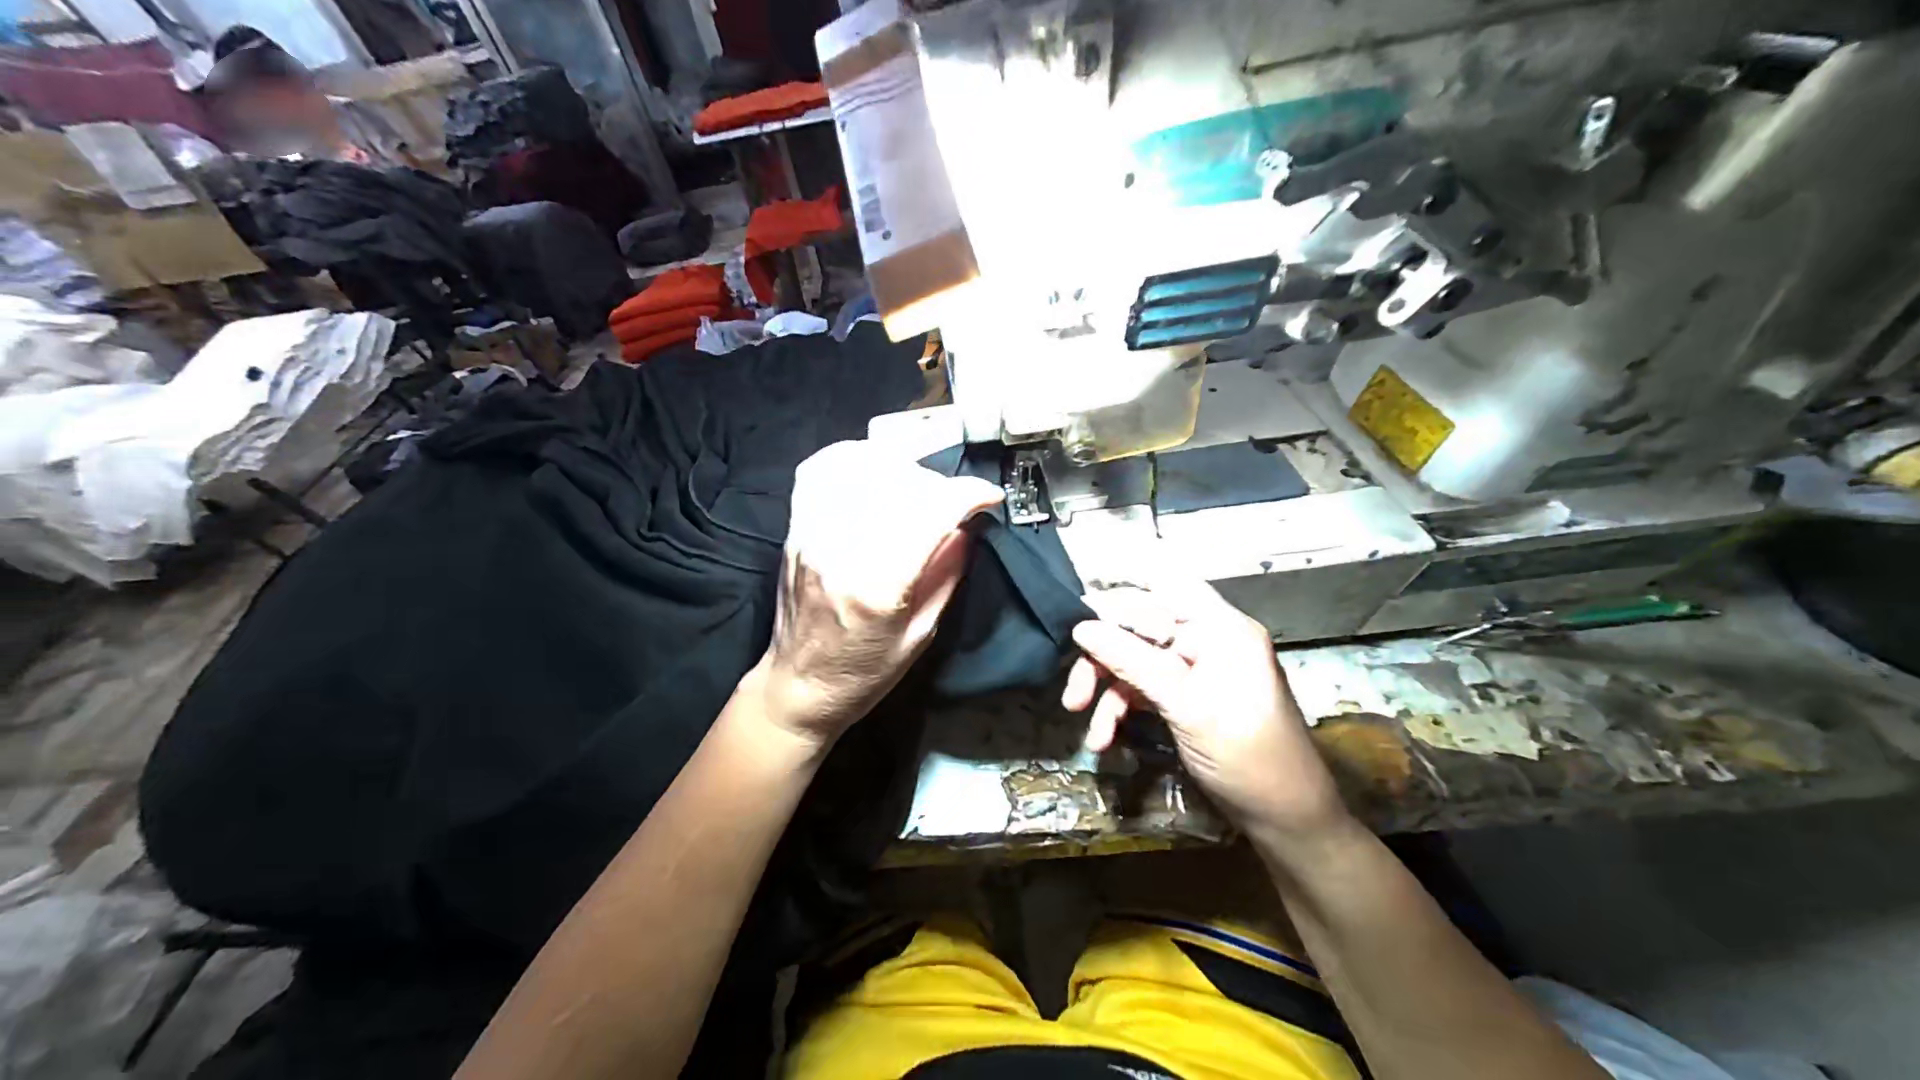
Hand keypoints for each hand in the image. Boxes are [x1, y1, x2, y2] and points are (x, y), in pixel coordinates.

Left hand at [759, 440, 1003, 750]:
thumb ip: (945, 575)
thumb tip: (965, 527)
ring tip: (918, 485)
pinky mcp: (795, 530)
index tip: (988, 496)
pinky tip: (873, 468)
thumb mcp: (921, 634)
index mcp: (878, 587)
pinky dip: (850, 458)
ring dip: (901, 467)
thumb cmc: (863, 672)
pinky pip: (818, 471)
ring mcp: (812, 535)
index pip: (931, 512)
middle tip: (953, 500)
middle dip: (939, 482)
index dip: (969, 493)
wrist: (797, 686)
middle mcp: (841, 550)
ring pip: (861, 469)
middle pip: (899, 482)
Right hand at [1061, 581, 1353, 844]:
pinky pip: (1143, 688)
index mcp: (1220, 628)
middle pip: (1140, 628)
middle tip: (1074, 692)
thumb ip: (1132, 661)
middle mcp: (1207, 639)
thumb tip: (1081, 627)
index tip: (1076, 616)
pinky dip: (1120, 708)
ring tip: (1085, 722)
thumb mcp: (1184, 704)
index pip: (1162, 588)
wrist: (1285, 818)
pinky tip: (1103, 737)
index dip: (1119, 596)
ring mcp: (1196, 669)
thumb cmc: (1246, 755)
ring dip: (1106, 689)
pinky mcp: (1186, 696)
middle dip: (1102, 657)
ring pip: (1135, 660)